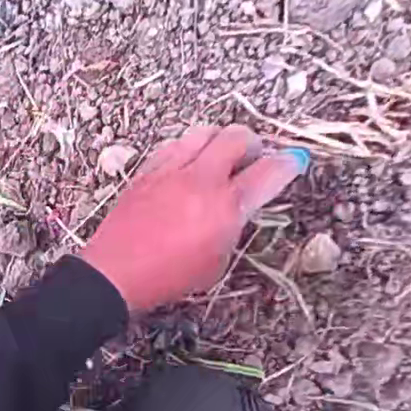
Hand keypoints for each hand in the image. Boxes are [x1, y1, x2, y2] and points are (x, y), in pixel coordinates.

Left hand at [79, 126, 307, 312]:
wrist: (116, 272)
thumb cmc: (167, 277)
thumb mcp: (216, 263)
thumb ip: (233, 229)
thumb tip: (238, 209)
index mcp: (226, 206)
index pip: (268, 172)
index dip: (288, 163)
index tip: (294, 161)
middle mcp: (200, 180)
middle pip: (238, 137)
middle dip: (253, 144)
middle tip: (253, 159)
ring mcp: (171, 171)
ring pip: (204, 132)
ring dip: (219, 140)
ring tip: (219, 159)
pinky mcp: (146, 172)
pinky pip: (173, 144)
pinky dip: (187, 149)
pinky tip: (187, 165)